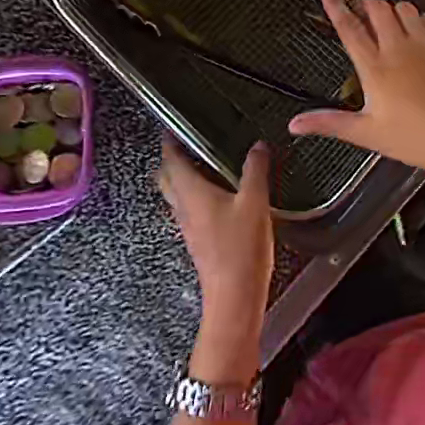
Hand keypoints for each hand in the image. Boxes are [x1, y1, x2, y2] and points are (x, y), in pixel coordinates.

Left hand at [157, 133, 272, 332]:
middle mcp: (182, 205)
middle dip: (172, 159)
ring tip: (204, 167)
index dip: (169, 141)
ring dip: (182, 178)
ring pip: (175, 194)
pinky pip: (187, 210)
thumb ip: (255, 170)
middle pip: (166, 176)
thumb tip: (258, 146)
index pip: (169, 158)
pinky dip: (194, 197)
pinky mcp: (196, 239)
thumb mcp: (255, 202)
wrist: (233, 297)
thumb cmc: (240, 248)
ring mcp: (186, 224)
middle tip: (187, 146)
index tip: (173, 127)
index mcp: (190, 190)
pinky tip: (216, 198)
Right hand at [288, 0, 424, 189]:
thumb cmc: (419, 138)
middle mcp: (398, 48)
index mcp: (374, 67)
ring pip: (403, 8)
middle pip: (376, 8)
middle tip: (359, 14)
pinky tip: (415, 32)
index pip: (348, 26)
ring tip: (385, 23)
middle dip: (364, 5)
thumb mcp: (367, 133)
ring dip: (390, 10)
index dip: (334, 5)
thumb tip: (295, 124)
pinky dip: (417, 18)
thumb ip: (328, 123)